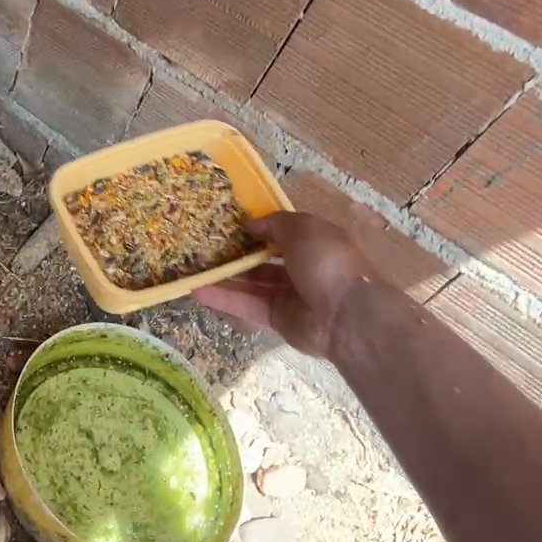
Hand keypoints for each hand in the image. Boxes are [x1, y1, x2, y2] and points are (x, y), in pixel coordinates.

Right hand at [193, 211, 380, 358]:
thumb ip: (275, 222)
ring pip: (251, 283)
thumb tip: (250, 222)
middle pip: (263, 260)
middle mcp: (303, 269)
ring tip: (194, 268)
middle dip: (236, 254)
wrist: (347, 316)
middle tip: (204, 247)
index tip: (229, 224)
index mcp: (316, 244)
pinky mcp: (277, 318)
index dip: (258, 228)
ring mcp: (289, 295)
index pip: (283, 234)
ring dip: (224, 277)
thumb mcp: (304, 228)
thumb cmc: (328, 262)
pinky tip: (197, 290)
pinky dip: (224, 298)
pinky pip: (247, 305)